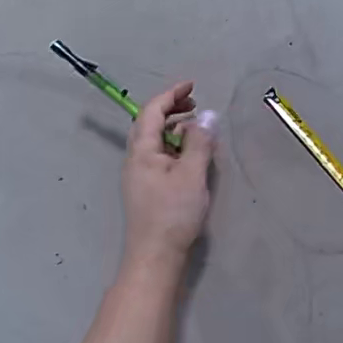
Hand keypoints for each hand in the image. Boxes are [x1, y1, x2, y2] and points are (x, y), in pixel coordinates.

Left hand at [121, 80, 215, 266]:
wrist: (156, 256)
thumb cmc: (173, 214)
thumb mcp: (192, 175)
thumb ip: (200, 143)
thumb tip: (207, 116)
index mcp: (141, 151)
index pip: (152, 111)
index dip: (171, 94)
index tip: (192, 86)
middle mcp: (136, 160)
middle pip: (149, 124)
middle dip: (172, 109)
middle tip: (195, 104)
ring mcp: (140, 176)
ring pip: (155, 142)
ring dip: (174, 129)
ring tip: (198, 130)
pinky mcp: (148, 190)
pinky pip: (160, 158)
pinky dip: (175, 148)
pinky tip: (191, 157)